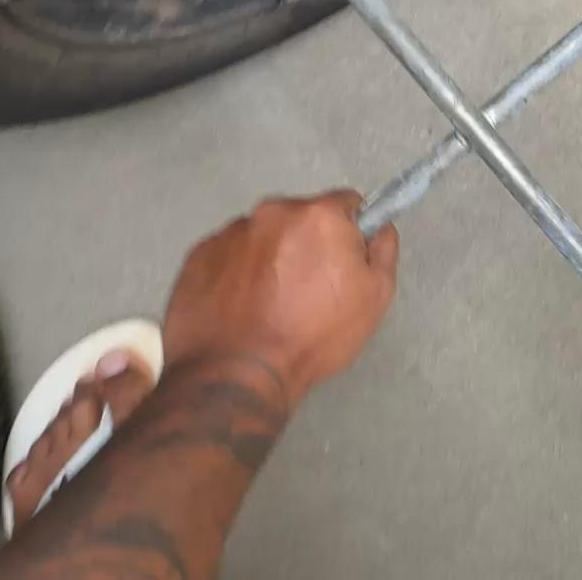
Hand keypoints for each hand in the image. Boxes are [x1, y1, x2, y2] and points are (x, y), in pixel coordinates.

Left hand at [162, 191, 397, 409]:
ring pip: (264, 235)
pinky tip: (242, 306)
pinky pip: (229, 255)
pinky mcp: (197, 257)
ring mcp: (230, 233)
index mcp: (319, 215)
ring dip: (272, 255)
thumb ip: (384, 249)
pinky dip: (238, 272)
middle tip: (310, 288)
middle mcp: (273, 213)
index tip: (345, 260)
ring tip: (271, 302)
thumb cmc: (313, 336)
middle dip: (309, 242)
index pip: (347, 203)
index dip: (352, 231)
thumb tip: (379, 227)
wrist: (234, 377)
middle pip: (302, 217)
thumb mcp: (376, 296)